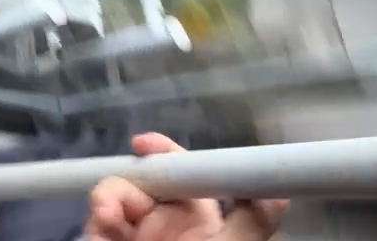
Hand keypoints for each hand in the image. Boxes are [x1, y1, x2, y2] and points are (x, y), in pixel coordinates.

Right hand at [86, 133, 287, 240]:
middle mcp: (169, 223)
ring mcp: (137, 233)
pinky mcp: (110, 240)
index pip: (184, 174)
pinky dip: (96, 222)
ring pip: (116, 195)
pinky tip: (99, 235)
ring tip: (105, 223)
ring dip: (106, 202)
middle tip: (117, 200)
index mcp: (201, 222)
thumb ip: (248, 225)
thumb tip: (279, 192)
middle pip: (142, 179)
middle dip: (126, 182)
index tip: (142, 145)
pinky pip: (99, 218)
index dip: (164, 152)